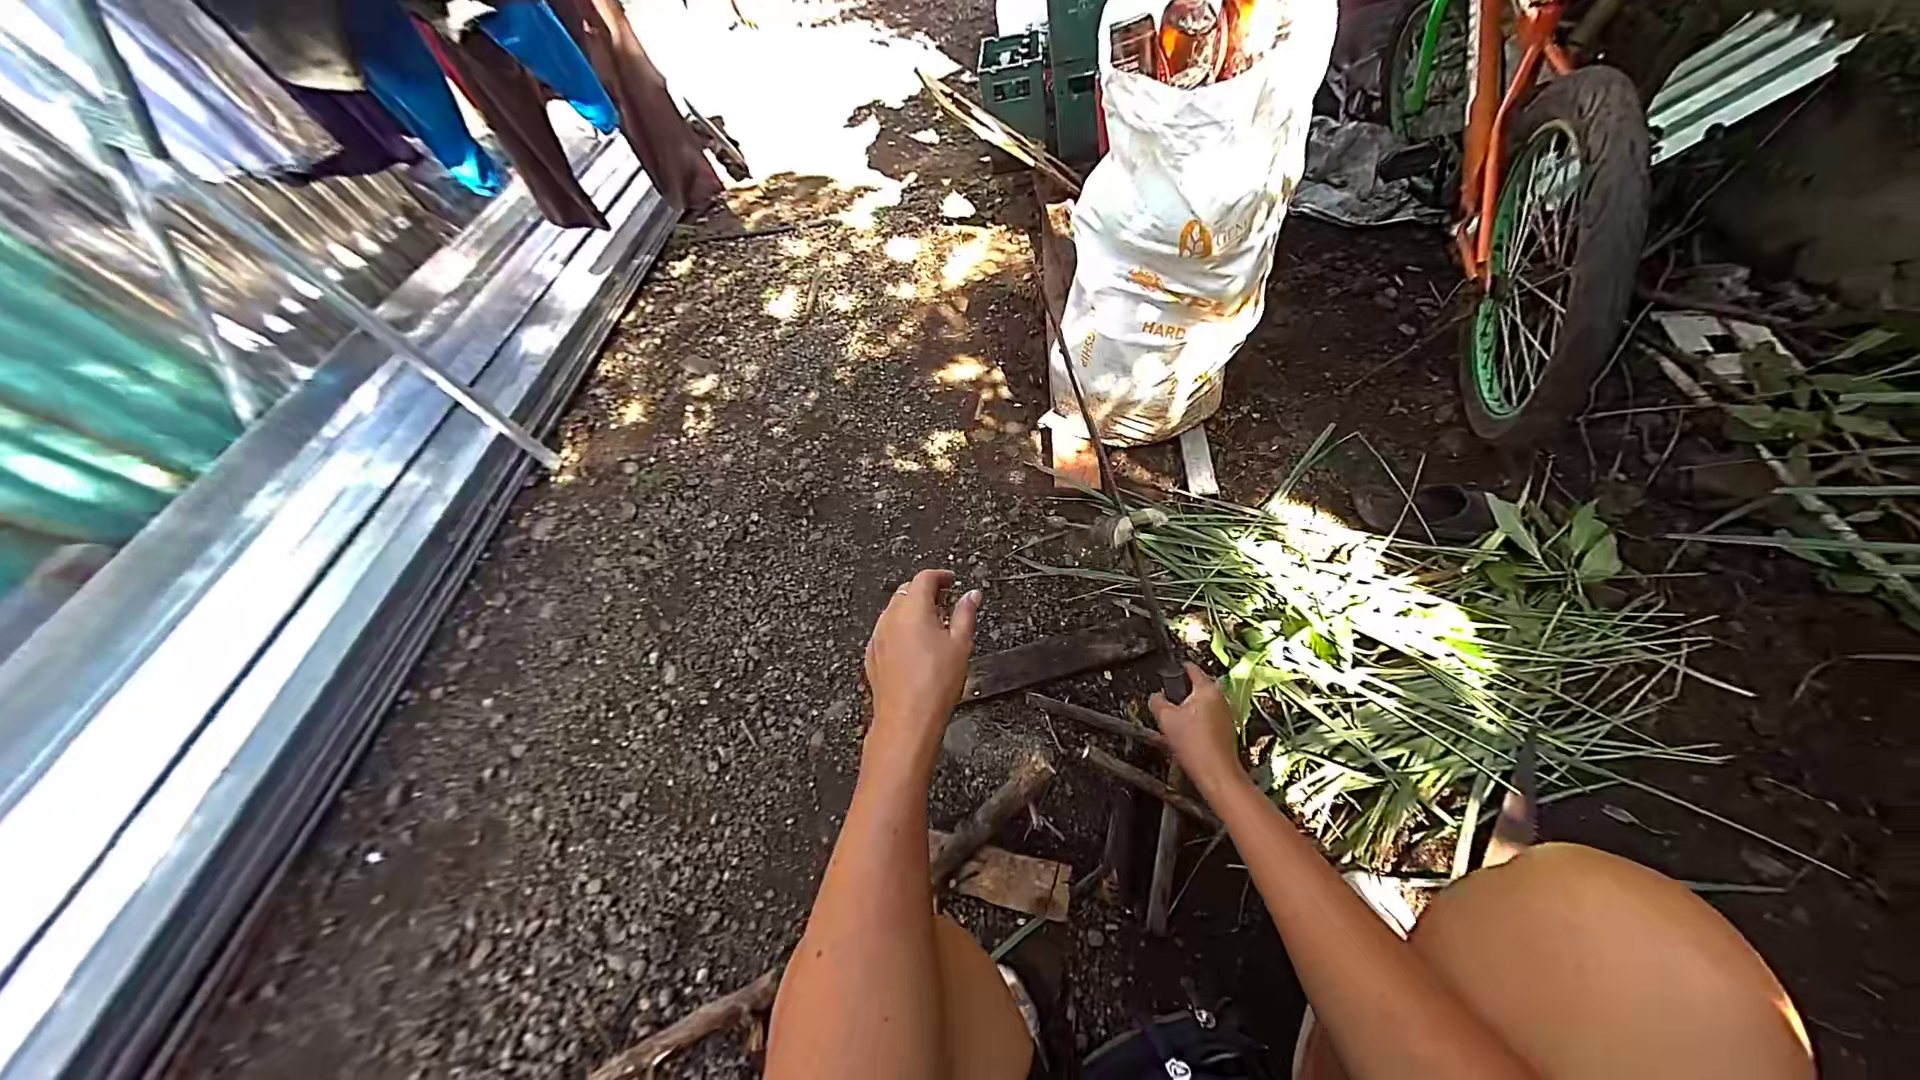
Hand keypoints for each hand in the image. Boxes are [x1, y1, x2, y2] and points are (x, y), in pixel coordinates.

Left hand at [863, 569, 981, 772]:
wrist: (907, 719)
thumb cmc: (934, 684)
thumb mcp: (961, 644)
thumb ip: (966, 613)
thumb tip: (972, 595)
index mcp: (913, 609)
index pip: (925, 578)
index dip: (941, 576)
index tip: (951, 580)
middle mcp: (890, 618)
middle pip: (907, 591)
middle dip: (926, 592)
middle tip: (946, 601)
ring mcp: (878, 636)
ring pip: (895, 611)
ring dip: (912, 610)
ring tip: (933, 626)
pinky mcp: (873, 654)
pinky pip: (886, 631)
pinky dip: (901, 630)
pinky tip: (916, 647)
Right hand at [1149, 663, 1243, 793]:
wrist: (1216, 773)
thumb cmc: (1193, 743)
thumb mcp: (1165, 718)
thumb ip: (1157, 701)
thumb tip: (1156, 696)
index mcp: (1207, 689)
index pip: (1191, 668)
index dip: (1177, 668)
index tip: (1168, 672)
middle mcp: (1220, 698)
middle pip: (1197, 687)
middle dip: (1181, 693)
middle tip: (1168, 703)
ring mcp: (1226, 714)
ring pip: (1203, 704)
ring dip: (1189, 709)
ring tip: (1176, 722)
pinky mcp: (1228, 730)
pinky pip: (1209, 718)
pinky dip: (1198, 722)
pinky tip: (1187, 735)